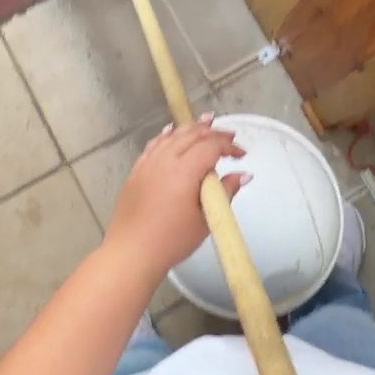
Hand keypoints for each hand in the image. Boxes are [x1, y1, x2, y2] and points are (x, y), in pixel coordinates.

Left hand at [105, 116, 248, 278]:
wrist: (131, 252)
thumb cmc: (172, 240)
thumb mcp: (205, 220)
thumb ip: (225, 192)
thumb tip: (243, 175)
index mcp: (184, 170)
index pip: (210, 146)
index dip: (228, 146)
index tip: (241, 154)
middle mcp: (164, 160)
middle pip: (191, 136)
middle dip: (212, 132)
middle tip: (228, 134)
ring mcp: (147, 164)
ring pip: (172, 136)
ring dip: (190, 129)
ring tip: (205, 123)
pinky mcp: (136, 171)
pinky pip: (154, 145)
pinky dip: (167, 136)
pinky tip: (171, 133)